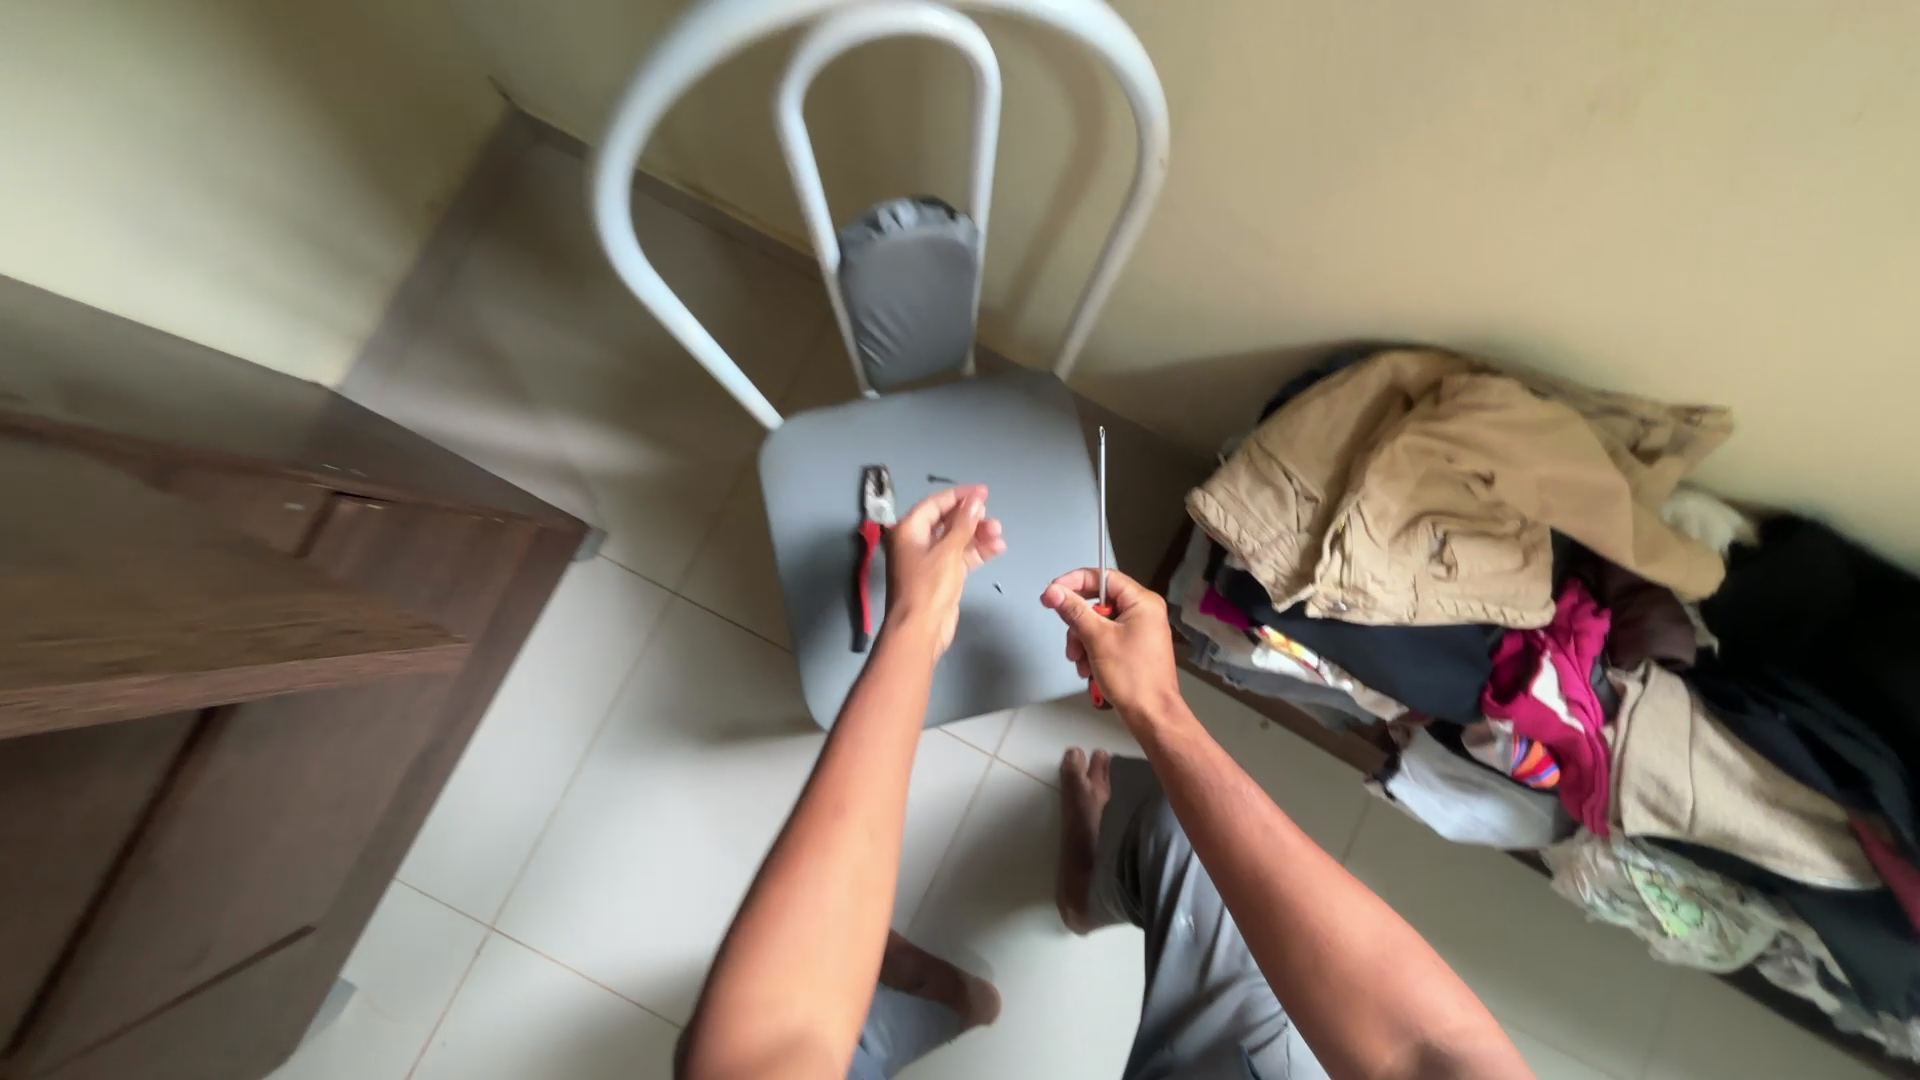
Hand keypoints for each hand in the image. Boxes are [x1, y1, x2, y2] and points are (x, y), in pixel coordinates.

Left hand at [886, 485, 1005, 655]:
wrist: (921, 630)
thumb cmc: (929, 587)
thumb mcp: (947, 552)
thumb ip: (963, 524)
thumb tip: (976, 501)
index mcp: (908, 530)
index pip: (935, 504)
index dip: (959, 496)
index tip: (983, 492)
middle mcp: (916, 542)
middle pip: (947, 521)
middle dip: (971, 518)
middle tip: (992, 517)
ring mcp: (930, 560)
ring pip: (956, 540)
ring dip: (978, 535)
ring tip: (998, 533)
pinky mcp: (942, 576)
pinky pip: (961, 557)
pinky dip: (977, 552)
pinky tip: (997, 548)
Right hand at [1040, 568, 1180, 723]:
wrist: (1152, 715)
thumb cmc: (1133, 678)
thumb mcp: (1097, 639)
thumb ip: (1074, 611)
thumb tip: (1054, 591)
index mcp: (1142, 602)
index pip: (1102, 576)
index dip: (1074, 582)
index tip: (1053, 592)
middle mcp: (1143, 611)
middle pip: (1098, 602)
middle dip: (1078, 623)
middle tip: (1070, 640)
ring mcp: (1139, 629)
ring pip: (1098, 623)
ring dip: (1082, 641)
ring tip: (1081, 662)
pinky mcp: (1133, 646)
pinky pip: (1105, 638)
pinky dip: (1092, 651)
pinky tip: (1089, 669)